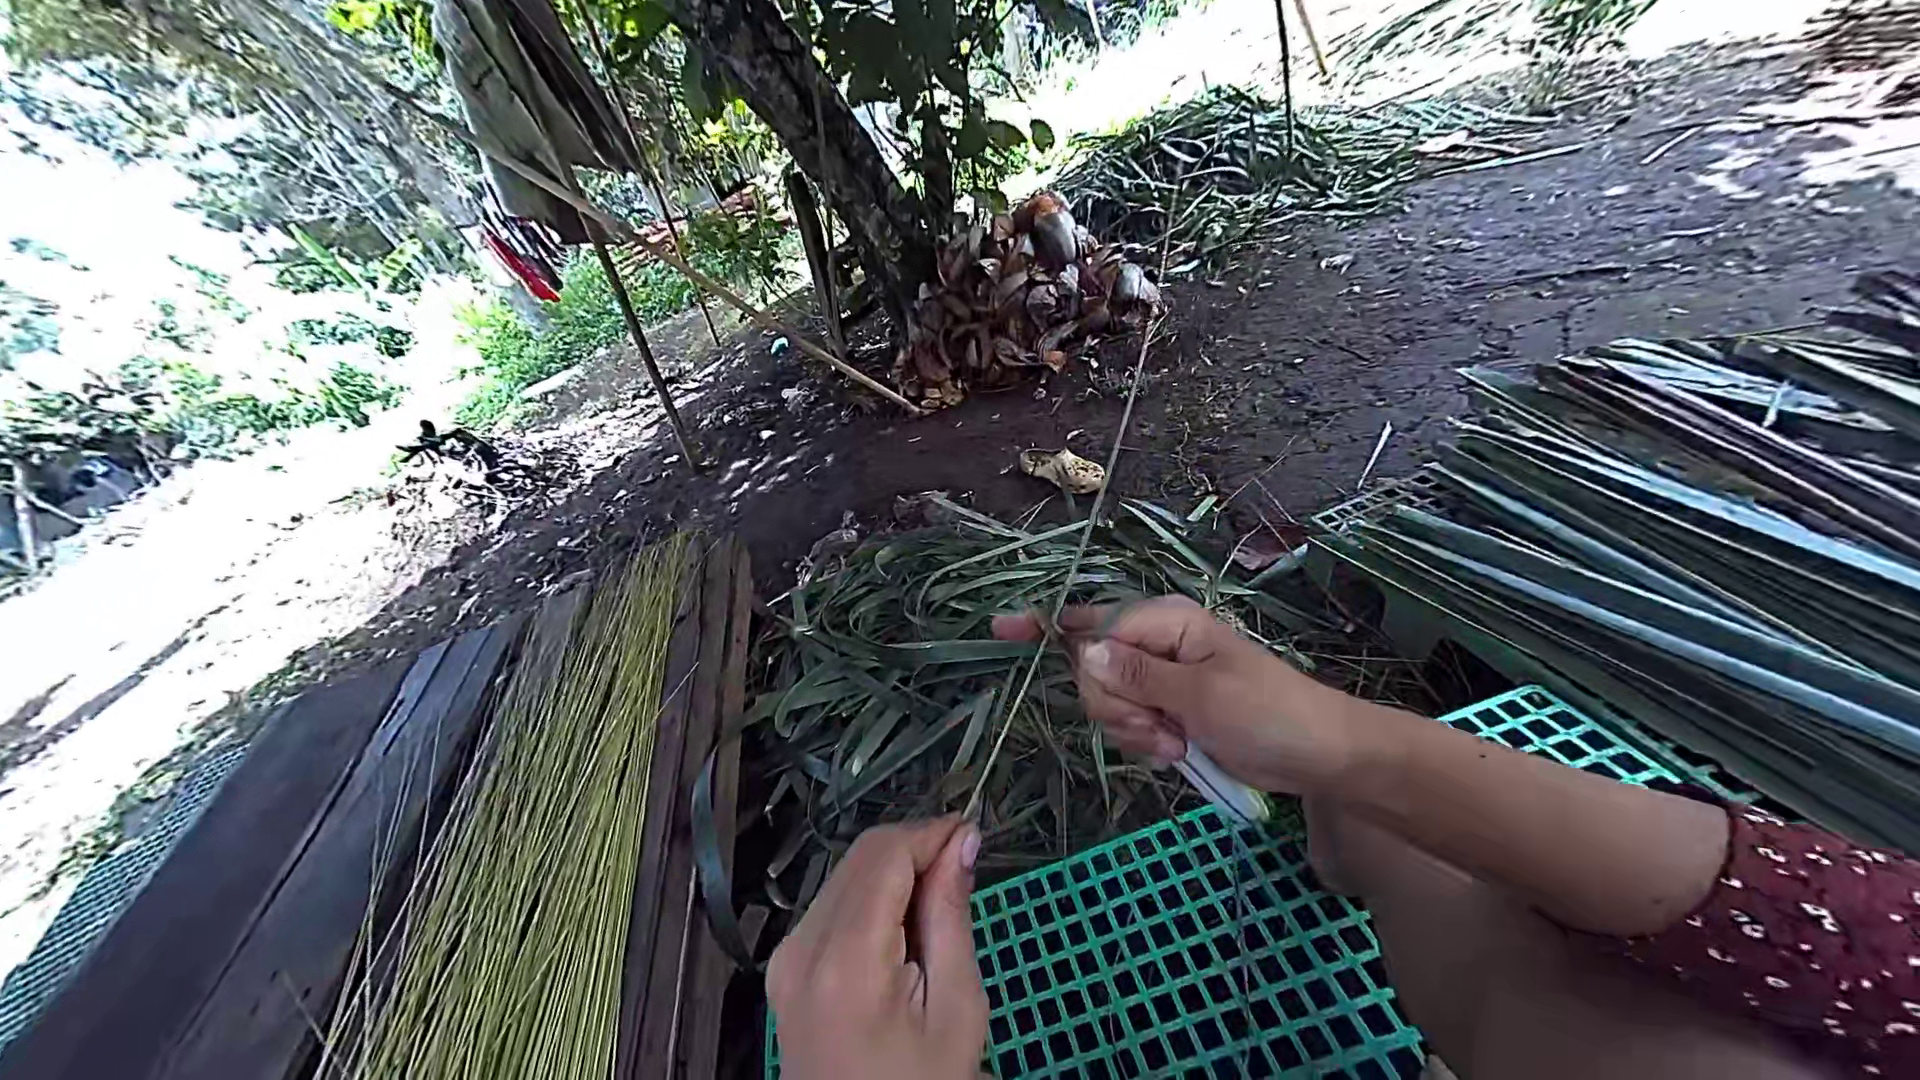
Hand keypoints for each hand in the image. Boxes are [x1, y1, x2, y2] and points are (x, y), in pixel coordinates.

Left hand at [767, 817, 986, 1079]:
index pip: (885, 854)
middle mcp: (802, 945)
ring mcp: (786, 954)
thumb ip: (951, 913)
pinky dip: (873, 893)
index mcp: (845, 960)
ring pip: (848, 870)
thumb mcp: (956, 1008)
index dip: (929, 832)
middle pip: (862, 855)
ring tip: (934, 903)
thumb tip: (962, 837)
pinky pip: (834, 899)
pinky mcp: (785, 963)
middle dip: (914, 847)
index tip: (969, 833)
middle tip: (959, 867)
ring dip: (895, 868)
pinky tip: (901, 924)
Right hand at [993, 595, 1364, 794]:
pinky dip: (1143, 743)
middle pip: (1091, 670)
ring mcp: (1156, 678)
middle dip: (1116, 707)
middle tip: (1159, 727)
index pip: (1091, 620)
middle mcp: (1153, 644)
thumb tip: (1082, 651)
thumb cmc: (1270, 713)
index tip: (1001, 629)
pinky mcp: (1162, 709)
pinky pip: (1125, 725)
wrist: (1319, 758)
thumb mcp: (1202, 695)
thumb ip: (1137, 675)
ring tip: (1177, 743)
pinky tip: (1177, 751)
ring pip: (1104, 703)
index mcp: (1164, 622)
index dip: (1046, 626)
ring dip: (1133, 731)